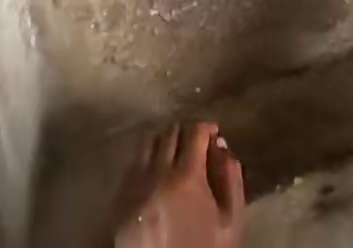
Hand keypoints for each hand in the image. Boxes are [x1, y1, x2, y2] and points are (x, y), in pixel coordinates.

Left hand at [113, 122, 245, 247]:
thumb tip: (223, 147)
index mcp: (186, 178)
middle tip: (197, 144)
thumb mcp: (230, 223)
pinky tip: (158, 173)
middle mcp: (157, 173)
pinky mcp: (121, 196)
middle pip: (170, 132)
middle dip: (186, 132)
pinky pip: (134, 163)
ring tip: (176, 155)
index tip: (213, 134)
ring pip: (149, 142)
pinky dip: (148, 158)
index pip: (194, 131)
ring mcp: (135, 183)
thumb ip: (231, 180)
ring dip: (165, 141)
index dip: (206, 127)